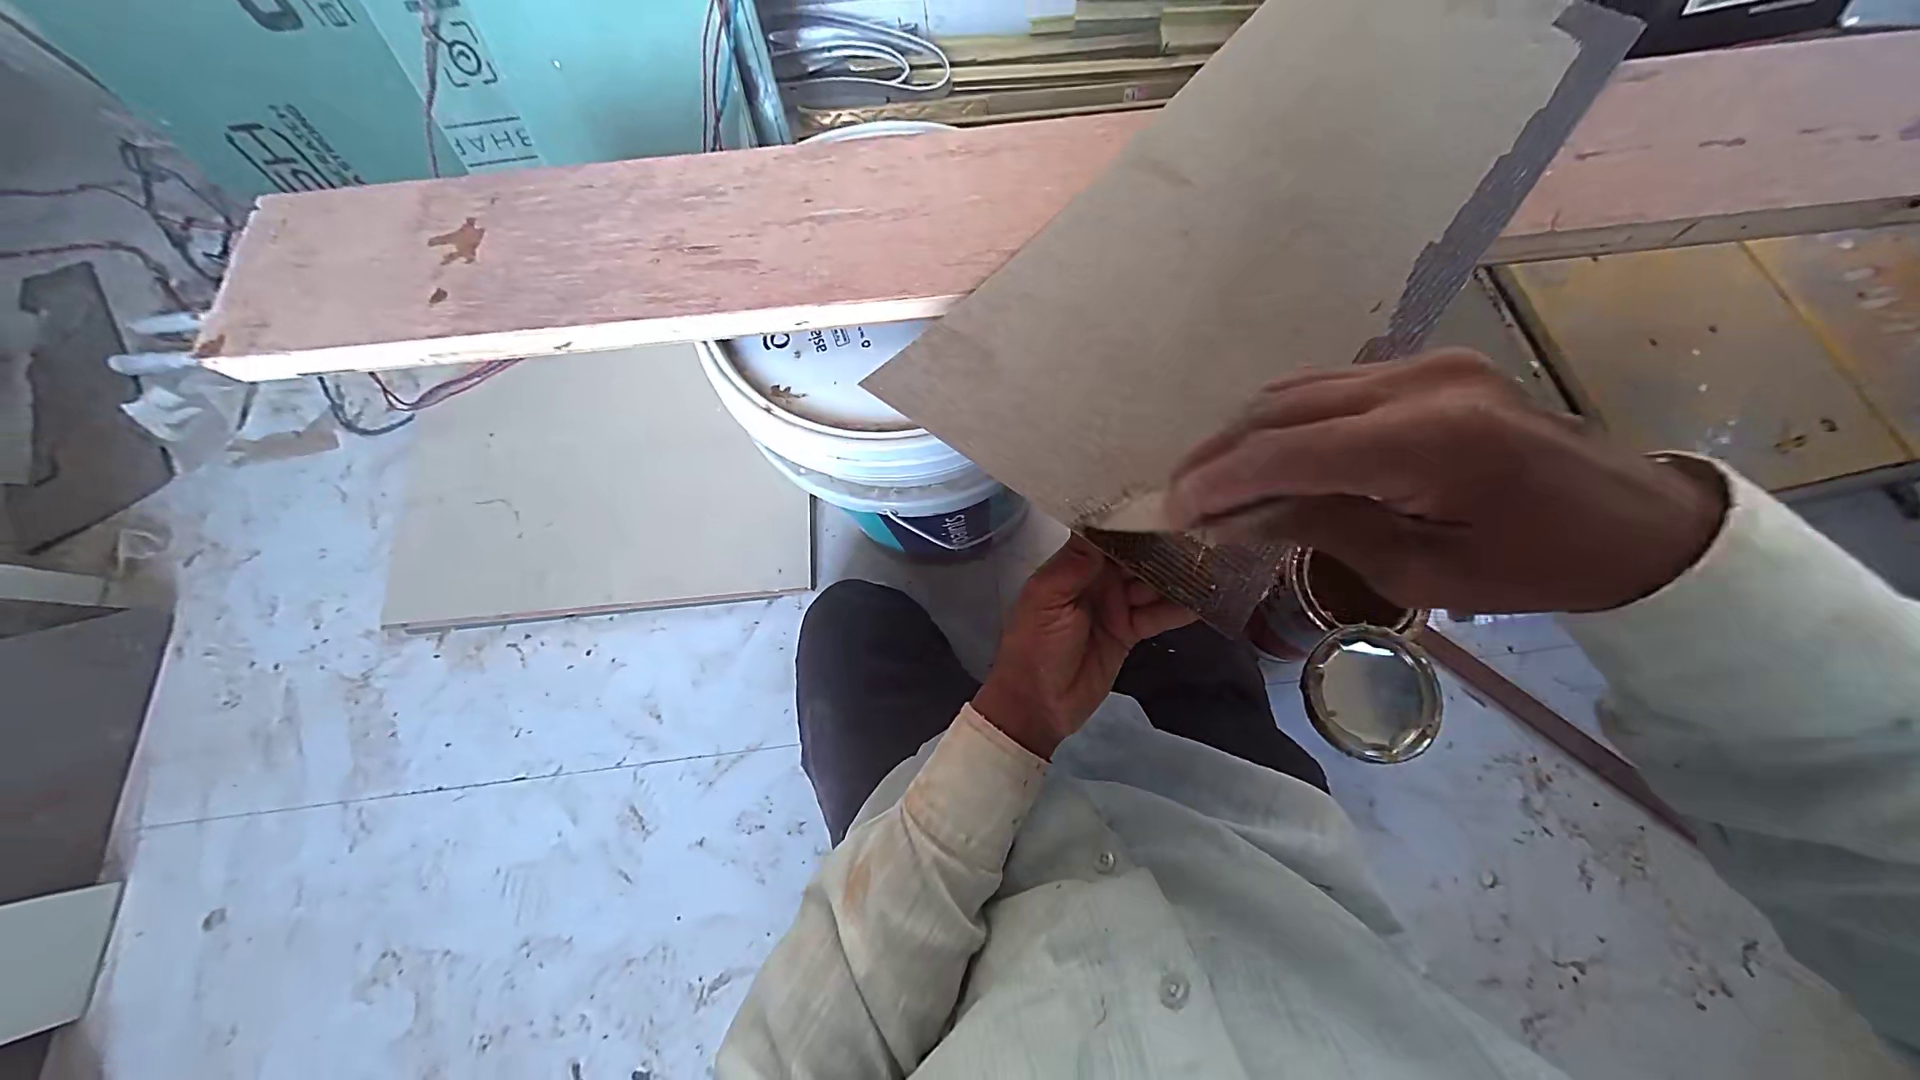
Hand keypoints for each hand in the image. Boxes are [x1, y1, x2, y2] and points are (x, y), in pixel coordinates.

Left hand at [973, 536, 1195, 758]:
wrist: (1038, 703)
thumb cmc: (1035, 644)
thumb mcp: (1047, 599)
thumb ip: (1074, 564)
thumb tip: (1103, 527)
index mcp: (1071, 567)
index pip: (1105, 537)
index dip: (1130, 522)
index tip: (1162, 502)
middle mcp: (1096, 581)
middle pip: (1134, 558)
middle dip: (1162, 545)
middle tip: (1201, 526)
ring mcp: (1115, 606)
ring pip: (1151, 584)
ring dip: (1177, 574)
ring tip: (1213, 556)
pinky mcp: (1130, 632)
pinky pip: (1158, 615)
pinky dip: (1180, 608)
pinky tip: (1206, 596)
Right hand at [1162, 348, 1727, 614]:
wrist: (1633, 522)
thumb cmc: (1532, 569)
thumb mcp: (1417, 571)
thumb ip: (1318, 527)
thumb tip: (1230, 518)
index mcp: (1429, 443)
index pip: (1289, 451)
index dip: (1219, 479)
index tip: (1170, 508)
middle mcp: (1421, 383)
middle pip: (1281, 411)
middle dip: (1216, 455)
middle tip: (1174, 494)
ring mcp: (1424, 364)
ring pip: (1295, 391)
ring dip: (1239, 435)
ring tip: (1203, 477)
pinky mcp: (1424, 366)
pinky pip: (1324, 388)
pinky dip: (1277, 420)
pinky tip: (1254, 452)